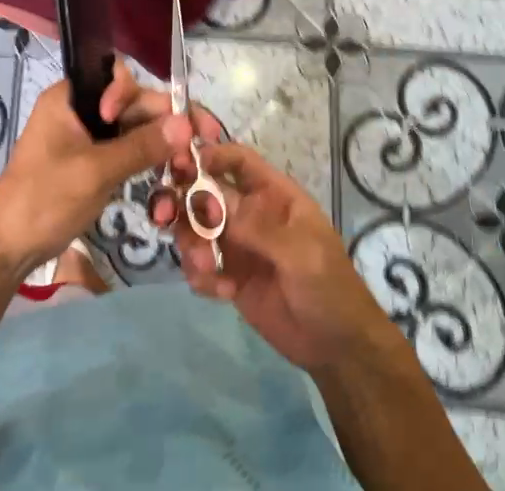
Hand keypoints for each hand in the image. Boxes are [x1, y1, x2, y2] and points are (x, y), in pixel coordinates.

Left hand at [0, 63, 183, 274]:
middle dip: (164, 125)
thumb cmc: (45, 199)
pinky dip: (145, 163)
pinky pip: (125, 152)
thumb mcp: (97, 171)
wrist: (9, 246)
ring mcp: (84, 138)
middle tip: (201, 148)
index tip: (161, 123)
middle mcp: (77, 111)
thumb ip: (142, 146)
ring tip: (186, 170)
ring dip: (159, 147)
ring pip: (132, 130)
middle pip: (131, 105)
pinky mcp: (90, 164)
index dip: (143, 96)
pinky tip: (167, 181)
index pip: (116, 78)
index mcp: (69, 98)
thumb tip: (186, 124)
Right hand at [169, 143, 394, 372]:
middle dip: (182, 202)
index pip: (237, 161)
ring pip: (193, 229)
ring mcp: (236, 245)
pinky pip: (197, 266)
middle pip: (203, 192)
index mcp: (274, 196)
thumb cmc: (331, 288)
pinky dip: (200, 277)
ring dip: (190, 245)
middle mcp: (250, 214)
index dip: (210, 156)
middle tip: (167, 218)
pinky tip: (222, 293)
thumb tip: (211, 201)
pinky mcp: (226, 276)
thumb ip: (258, 227)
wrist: (337, 348)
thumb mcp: (302, 254)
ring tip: (205, 268)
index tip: (180, 168)